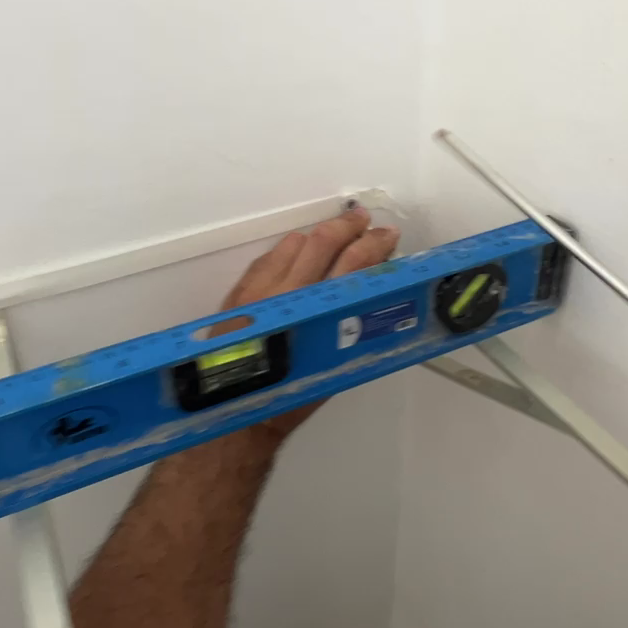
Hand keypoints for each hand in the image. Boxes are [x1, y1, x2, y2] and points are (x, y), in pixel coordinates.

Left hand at [214, 205, 398, 445]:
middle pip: (325, 243)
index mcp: (321, 315)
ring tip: (337, 228)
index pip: (353, 265)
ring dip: (320, 232)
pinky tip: (300, 246)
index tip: (388, 235)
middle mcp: (291, 294)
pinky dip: (290, 247)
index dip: (373, 245)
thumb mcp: (333, 360)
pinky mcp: (241, 292)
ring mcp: (261, 289)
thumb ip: (350, 324)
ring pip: (295, 244)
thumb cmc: (292, 397)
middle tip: (365, 219)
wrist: (238, 408)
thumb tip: (369, 297)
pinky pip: (269, 257)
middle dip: (349, 226)